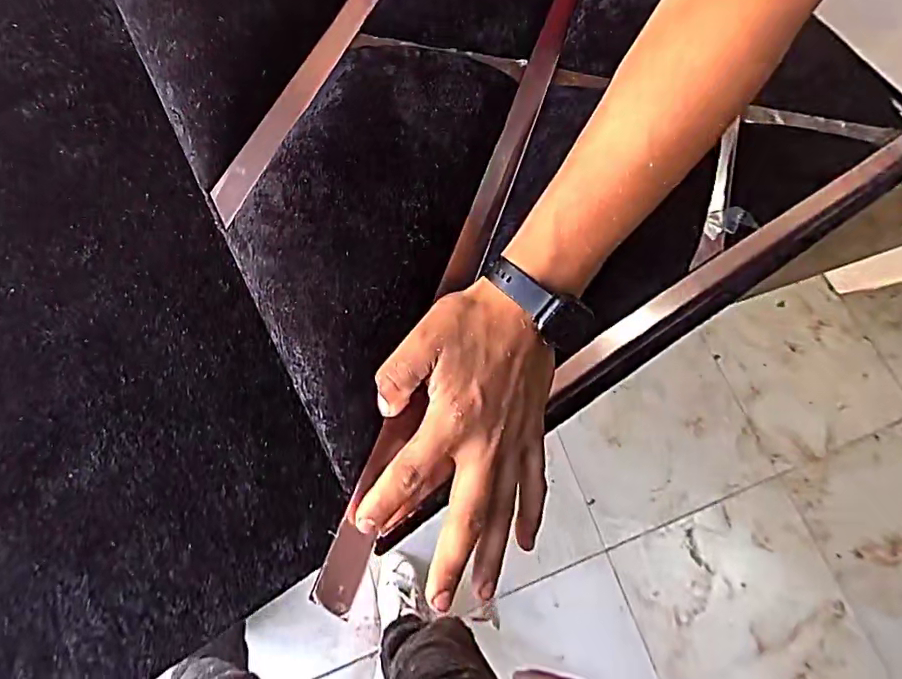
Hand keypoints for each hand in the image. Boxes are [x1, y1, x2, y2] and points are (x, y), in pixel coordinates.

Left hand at [355, 277, 555, 609]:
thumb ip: (397, 374)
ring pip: (502, 512)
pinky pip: (534, 483)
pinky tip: (524, 537)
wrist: (524, 307)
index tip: (367, 522)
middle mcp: (485, 440)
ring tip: (483, 589)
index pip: (412, 474)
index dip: (385, 501)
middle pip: (465, 515)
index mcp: (454, 418)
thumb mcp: (424, 337)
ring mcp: (512, 441)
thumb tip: (385, 405)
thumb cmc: (478, 319)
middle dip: (449, 561)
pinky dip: (531, 514)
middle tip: (439, 596)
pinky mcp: (531, 433)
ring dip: (491, 555)